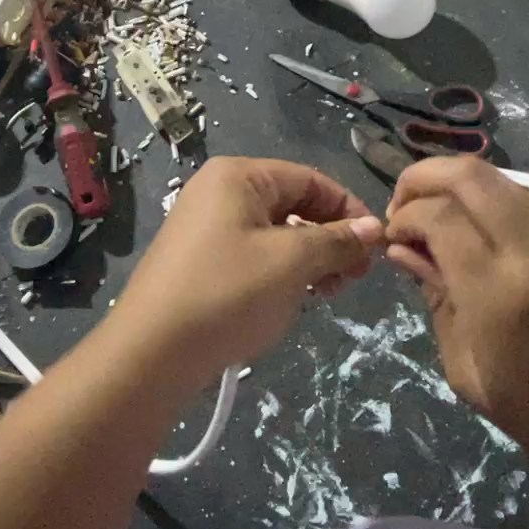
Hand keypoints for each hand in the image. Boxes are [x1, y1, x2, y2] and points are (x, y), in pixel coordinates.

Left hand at [108, 157, 383, 386]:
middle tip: (354, 278)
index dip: (348, 210)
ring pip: (274, 232)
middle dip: (329, 238)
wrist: (151, 351)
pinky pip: (253, 253)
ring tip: (326, 293)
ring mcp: (206, 226)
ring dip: (308, 258)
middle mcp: (219, 191)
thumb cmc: (226, 293)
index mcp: (238, 176)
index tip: (376, 247)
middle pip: (292, 203)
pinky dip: (280, 271)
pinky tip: (293, 299)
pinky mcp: (200, 259)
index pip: (309, 179)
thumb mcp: (290, 263)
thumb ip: (336, 241)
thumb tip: (374, 227)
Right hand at [384, 156, 528, 501]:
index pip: (437, 216)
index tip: (393, 239)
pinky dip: (483, 199)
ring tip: (434, 218)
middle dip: (420, 178)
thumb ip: (436, 302)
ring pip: (493, 177)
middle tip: (403, 209)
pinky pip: (518, 196)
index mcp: (499, 293)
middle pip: (465, 174)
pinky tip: (473, 231)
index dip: (404, 217)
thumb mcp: (472, 375)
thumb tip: (404, 251)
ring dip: (452, 185)